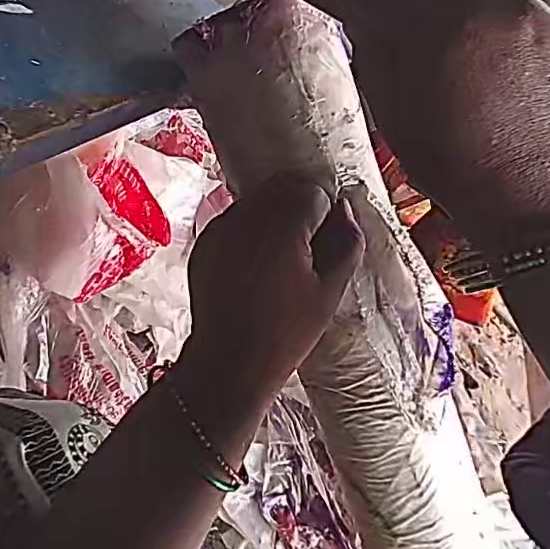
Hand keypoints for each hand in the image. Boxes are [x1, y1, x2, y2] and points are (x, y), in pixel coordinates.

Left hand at [180, 175, 361, 400]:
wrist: (228, 359)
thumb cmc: (283, 332)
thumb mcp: (329, 291)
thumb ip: (345, 242)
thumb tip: (344, 211)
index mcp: (280, 226)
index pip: (313, 190)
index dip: (326, 213)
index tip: (327, 239)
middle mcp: (245, 218)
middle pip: (281, 188)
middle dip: (299, 208)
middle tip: (308, 248)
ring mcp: (220, 228)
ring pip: (256, 202)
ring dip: (273, 217)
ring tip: (282, 260)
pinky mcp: (205, 242)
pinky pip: (234, 221)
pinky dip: (249, 231)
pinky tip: (256, 266)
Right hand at [299, 0, 549, 245]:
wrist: (533, 194)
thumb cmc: (460, 166)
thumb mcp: (391, 112)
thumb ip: (371, 55)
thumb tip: (357, 22)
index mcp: (439, 32)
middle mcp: (492, 10)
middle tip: (382, 8)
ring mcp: (533, 17)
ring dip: (444, 1)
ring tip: (431, 41)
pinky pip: (509, 5)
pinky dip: (481, 20)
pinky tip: (472, 57)